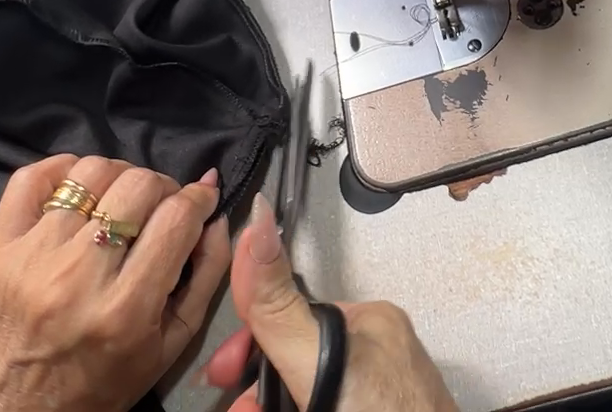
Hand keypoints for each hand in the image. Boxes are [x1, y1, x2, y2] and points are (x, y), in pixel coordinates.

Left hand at [0, 155, 230, 411]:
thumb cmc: (106, 380)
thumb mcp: (174, 342)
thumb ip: (208, 273)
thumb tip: (217, 210)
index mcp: (125, 311)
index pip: (177, 217)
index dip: (199, 199)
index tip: (202, 201)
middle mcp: (77, 280)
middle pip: (139, 185)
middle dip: (163, 188)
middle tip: (160, 209)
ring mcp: (31, 260)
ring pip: (92, 172)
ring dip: (119, 178)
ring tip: (120, 203)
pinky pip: (31, 177)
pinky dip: (62, 170)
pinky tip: (79, 192)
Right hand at [204, 195, 457, 411]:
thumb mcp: (322, 361)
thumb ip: (281, 305)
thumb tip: (258, 219)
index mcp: (372, 322)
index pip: (296, 318)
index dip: (251, 347)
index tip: (222, 376)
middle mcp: (382, 355)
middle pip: (300, 363)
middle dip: (261, 389)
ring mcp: (385, 395)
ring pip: (315, 391)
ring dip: (274, 405)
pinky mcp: (389, 410)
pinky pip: (339, 401)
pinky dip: (306, 407)